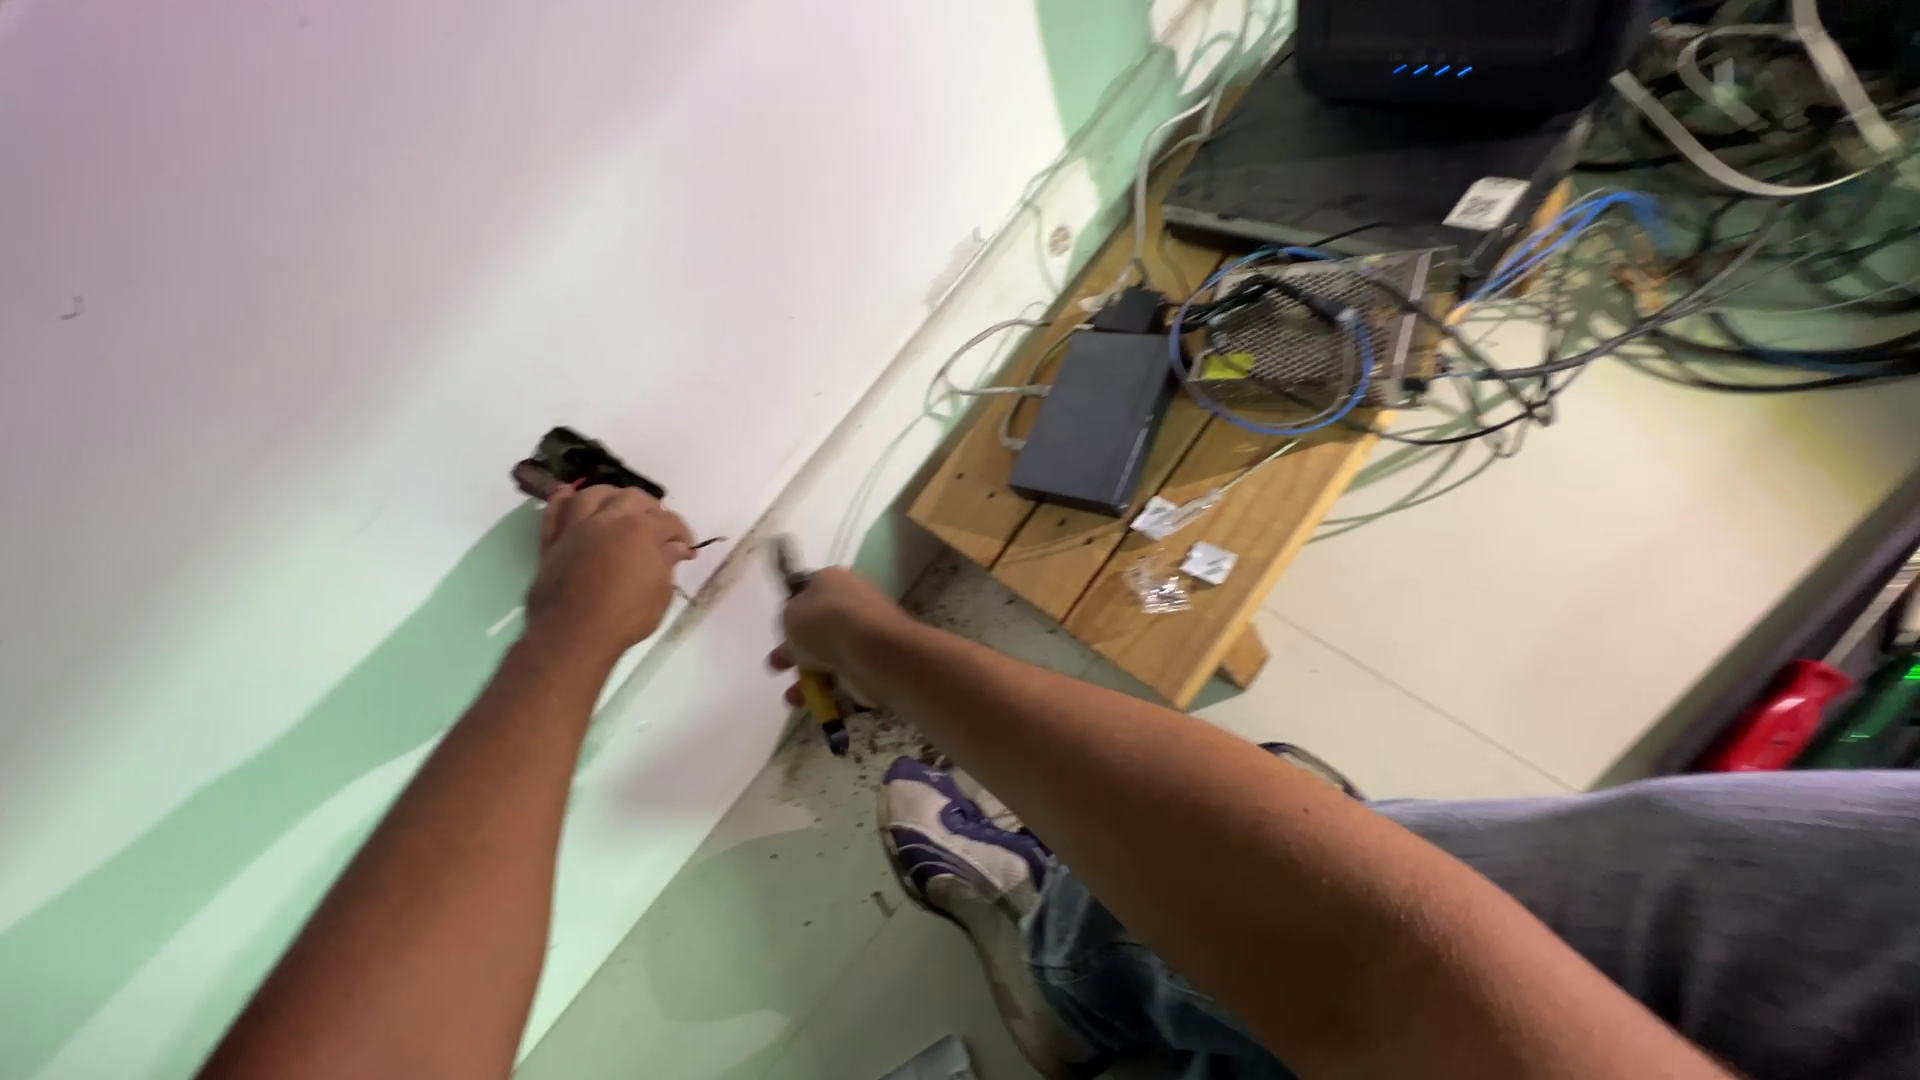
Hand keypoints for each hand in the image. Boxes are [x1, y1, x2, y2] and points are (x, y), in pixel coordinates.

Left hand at [525, 485, 693, 657]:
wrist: (573, 634)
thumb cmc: (625, 616)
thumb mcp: (659, 591)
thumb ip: (667, 562)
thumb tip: (678, 547)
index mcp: (640, 530)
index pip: (669, 521)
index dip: (682, 534)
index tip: (687, 549)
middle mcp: (608, 519)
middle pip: (633, 498)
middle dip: (651, 508)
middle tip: (658, 527)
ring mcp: (577, 527)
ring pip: (593, 494)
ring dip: (611, 495)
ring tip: (619, 506)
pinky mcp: (552, 541)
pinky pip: (555, 511)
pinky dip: (562, 499)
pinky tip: (569, 494)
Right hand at [767, 566, 911, 704]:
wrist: (871, 650)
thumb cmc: (825, 623)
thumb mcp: (790, 614)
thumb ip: (789, 618)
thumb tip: (798, 623)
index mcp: (832, 580)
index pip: (808, 591)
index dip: (792, 611)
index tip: (780, 631)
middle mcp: (851, 602)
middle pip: (817, 628)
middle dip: (795, 650)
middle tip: (777, 665)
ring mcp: (865, 633)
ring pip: (829, 655)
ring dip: (807, 677)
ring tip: (792, 697)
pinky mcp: (873, 660)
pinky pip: (845, 675)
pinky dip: (829, 690)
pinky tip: (814, 703)